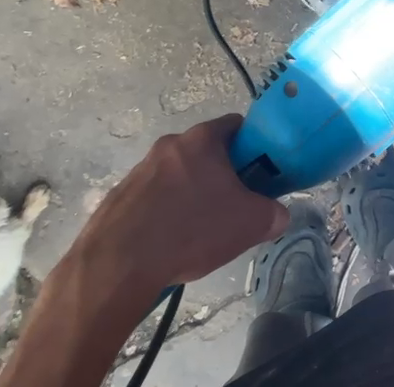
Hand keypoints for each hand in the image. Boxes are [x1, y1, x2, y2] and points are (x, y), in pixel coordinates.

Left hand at [70, 115, 287, 292]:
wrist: (117, 267)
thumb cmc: (191, 230)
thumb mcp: (250, 224)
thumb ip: (273, 213)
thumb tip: (277, 215)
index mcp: (202, 139)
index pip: (236, 125)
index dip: (253, 145)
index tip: (258, 172)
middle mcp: (169, 145)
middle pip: (205, 152)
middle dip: (220, 175)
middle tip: (232, 206)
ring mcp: (138, 171)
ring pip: (176, 176)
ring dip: (189, 194)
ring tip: (196, 232)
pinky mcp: (116, 198)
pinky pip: (151, 200)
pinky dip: (162, 215)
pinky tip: (166, 245)